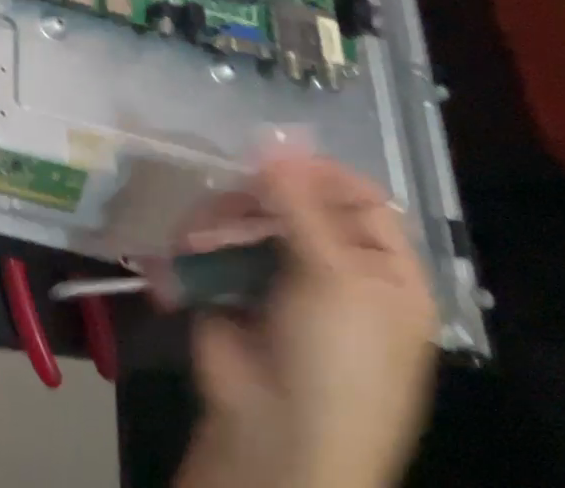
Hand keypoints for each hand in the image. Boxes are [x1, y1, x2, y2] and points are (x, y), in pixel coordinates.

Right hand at [177, 154, 437, 487]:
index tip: (265, 153)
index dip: (317, 173)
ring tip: (195, 239)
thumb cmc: (334, 354)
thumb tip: (274, 139)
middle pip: (291, 208)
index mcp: (384, 271)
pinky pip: (211, 253)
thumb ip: (300, 205)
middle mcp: (333, 271)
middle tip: (222, 199)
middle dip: (253, 200)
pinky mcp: (228, 292)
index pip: (359, 201)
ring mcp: (277, 282)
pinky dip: (193, 248)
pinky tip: (181, 250)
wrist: (277, 425)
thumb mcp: (334, 277)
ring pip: (243, 226)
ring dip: (217, 224)